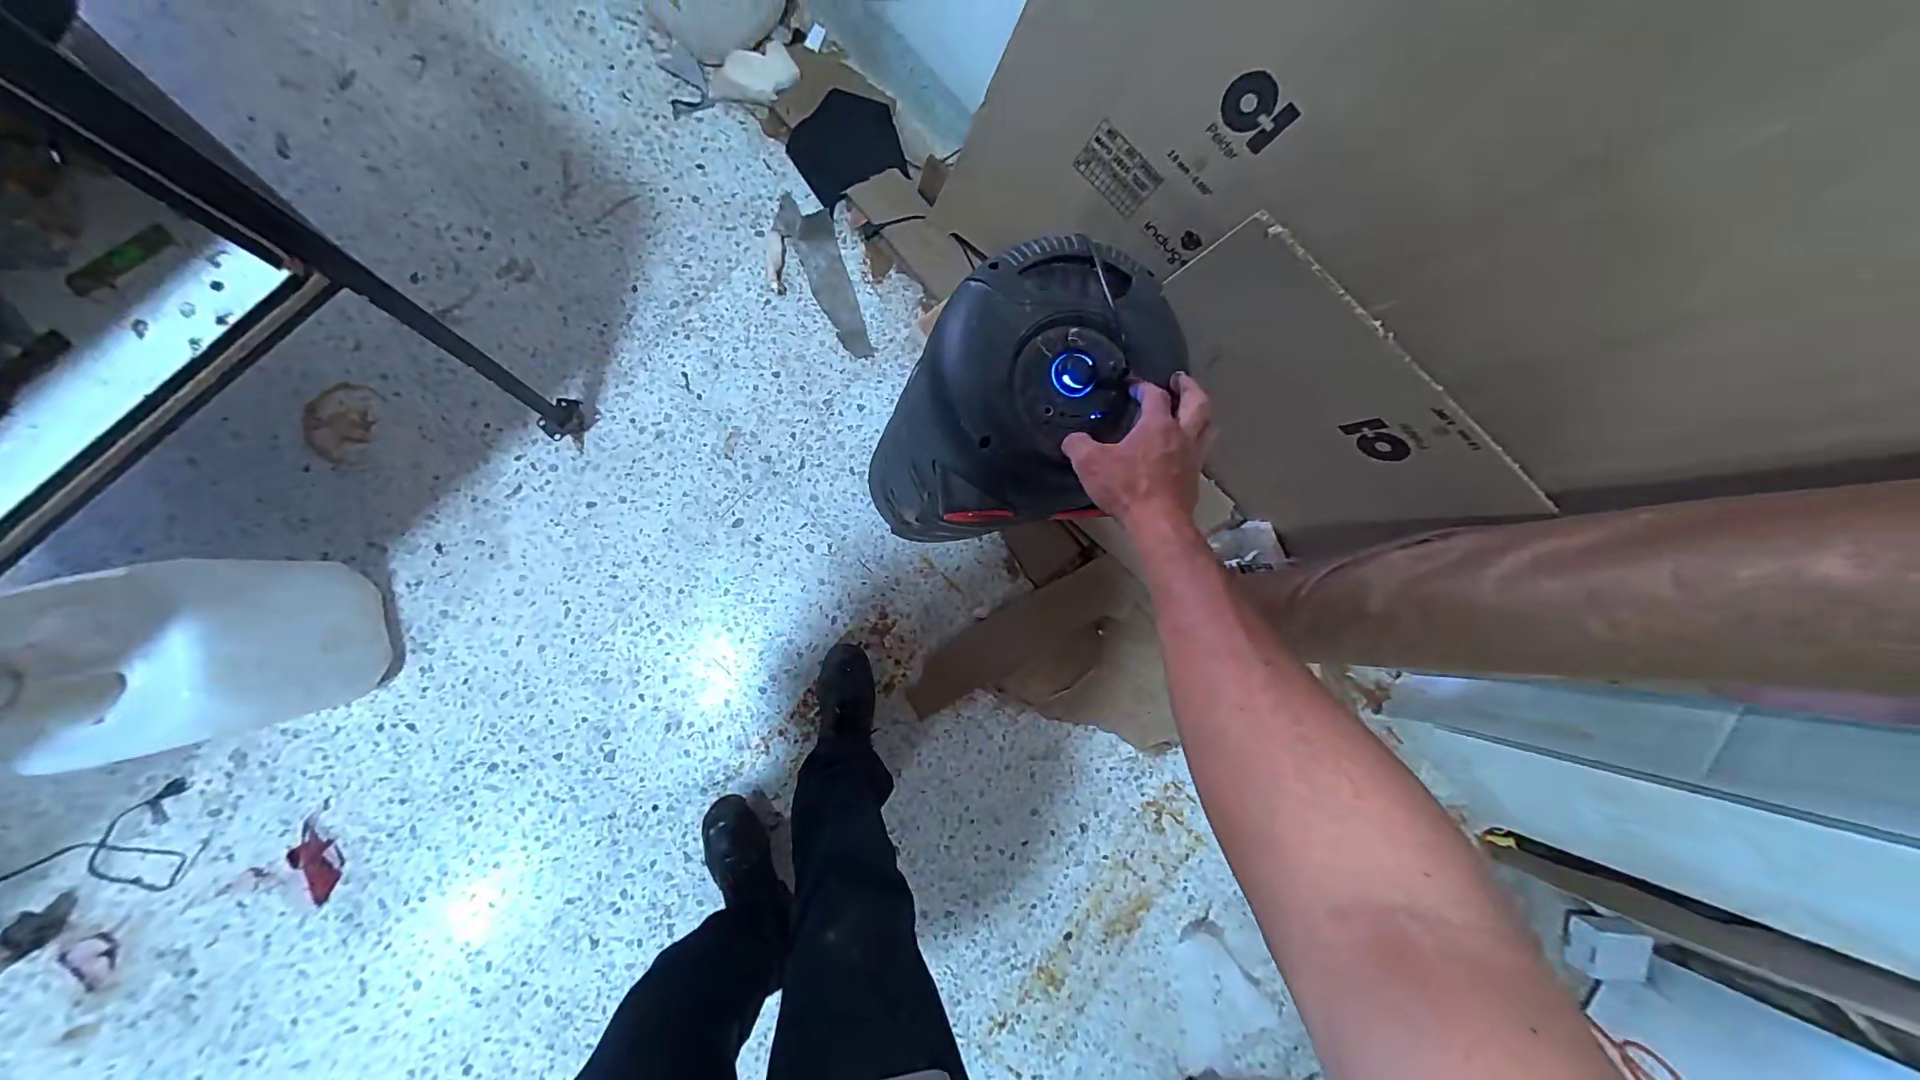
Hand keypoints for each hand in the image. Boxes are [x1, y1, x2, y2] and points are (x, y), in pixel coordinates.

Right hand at [1063, 372, 1212, 533]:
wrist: (1158, 522)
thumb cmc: (1127, 488)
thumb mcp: (1090, 464)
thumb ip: (1078, 446)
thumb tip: (1071, 439)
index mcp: (1157, 425)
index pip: (1155, 395)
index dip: (1144, 386)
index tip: (1134, 386)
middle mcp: (1181, 435)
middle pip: (1196, 401)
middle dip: (1189, 387)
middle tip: (1180, 380)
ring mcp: (1193, 457)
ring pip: (1207, 426)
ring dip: (1201, 414)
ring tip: (1192, 411)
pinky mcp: (1195, 478)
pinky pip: (1201, 452)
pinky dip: (1196, 442)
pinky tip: (1184, 450)